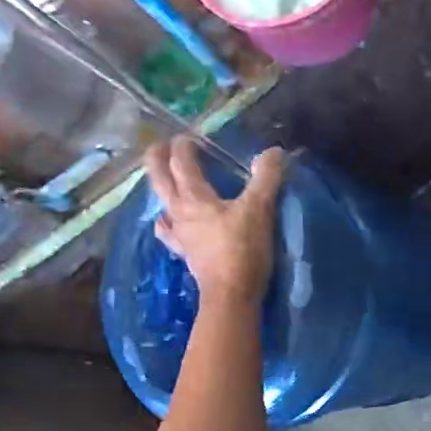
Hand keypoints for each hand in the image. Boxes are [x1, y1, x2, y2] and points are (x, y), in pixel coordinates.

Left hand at [144, 137, 287, 306]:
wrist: (231, 293)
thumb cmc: (243, 249)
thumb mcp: (259, 209)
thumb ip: (266, 178)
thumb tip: (273, 151)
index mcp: (194, 197)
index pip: (182, 162)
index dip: (184, 146)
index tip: (190, 137)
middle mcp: (179, 211)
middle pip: (160, 179)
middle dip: (157, 159)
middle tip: (158, 146)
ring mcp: (179, 233)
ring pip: (161, 203)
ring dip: (160, 187)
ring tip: (163, 180)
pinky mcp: (185, 253)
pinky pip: (168, 233)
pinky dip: (165, 223)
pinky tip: (166, 222)